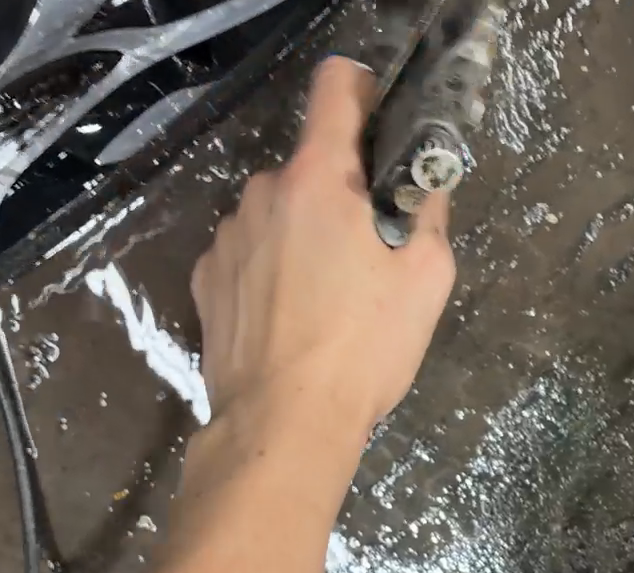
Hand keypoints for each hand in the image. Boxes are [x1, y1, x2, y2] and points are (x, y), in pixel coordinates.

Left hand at [190, 56, 455, 449]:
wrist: (283, 424)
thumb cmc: (363, 351)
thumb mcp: (426, 283)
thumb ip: (429, 216)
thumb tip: (422, 188)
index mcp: (318, 179)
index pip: (337, 87)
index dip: (365, 96)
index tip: (381, 134)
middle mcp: (261, 193)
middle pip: (310, 170)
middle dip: (340, 200)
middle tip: (366, 261)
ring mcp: (226, 238)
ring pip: (276, 216)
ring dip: (301, 239)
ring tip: (324, 305)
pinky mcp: (204, 282)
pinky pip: (247, 256)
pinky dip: (269, 273)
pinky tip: (288, 323)